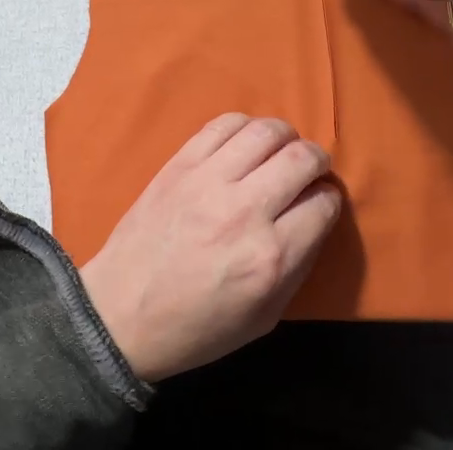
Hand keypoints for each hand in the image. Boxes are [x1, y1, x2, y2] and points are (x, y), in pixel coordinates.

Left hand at [78, 114, 341, 383]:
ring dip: (286, 135)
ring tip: (283, 149)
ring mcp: (208, 181)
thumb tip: (316, 218)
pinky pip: (223, 124)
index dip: (329, 199)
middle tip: (312, 169)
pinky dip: (245, 126)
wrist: (123, 312)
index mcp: (270, 257)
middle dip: (317, 160)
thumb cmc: (197, 326)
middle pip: (301, 158)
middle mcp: (245, 211)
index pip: (323, 204)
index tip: (322, 201)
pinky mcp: (180, 164)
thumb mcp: (264, 317)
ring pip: (265, 132)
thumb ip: (299, 266)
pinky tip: (248, 141)